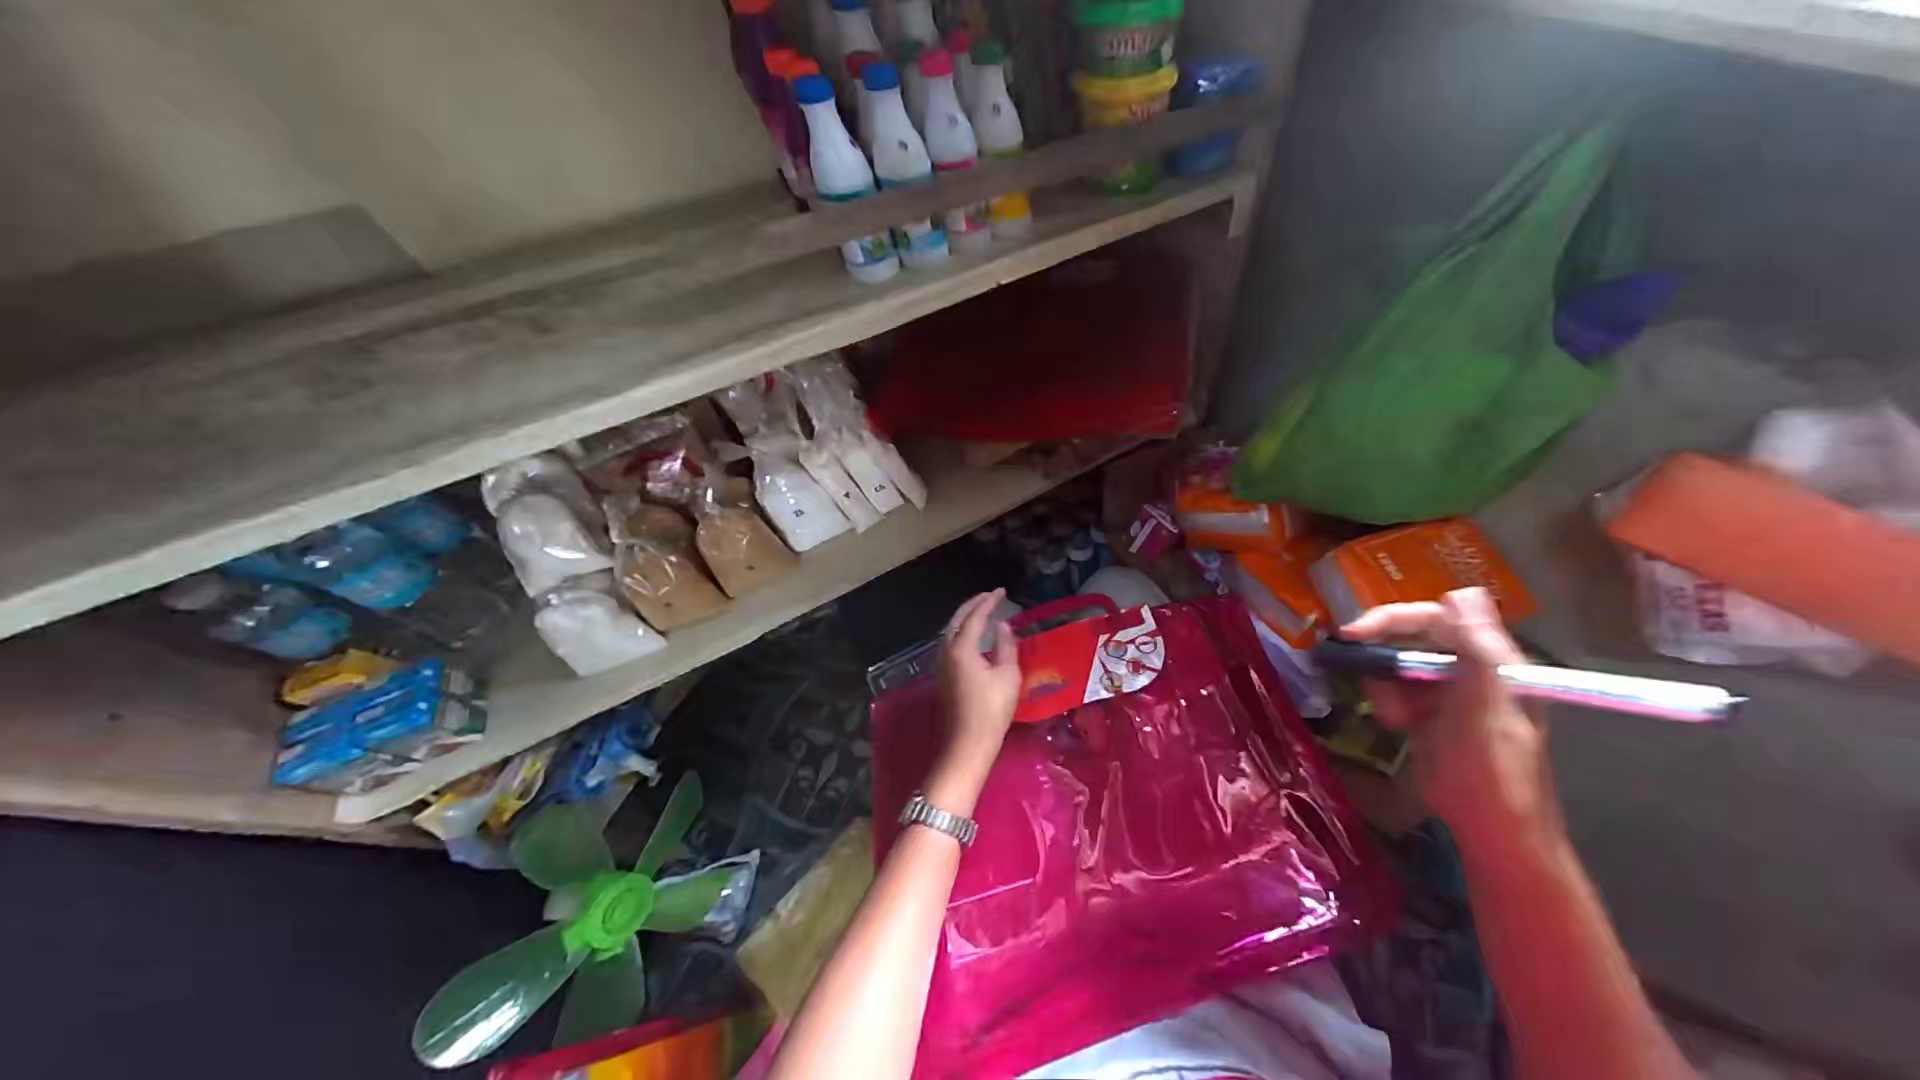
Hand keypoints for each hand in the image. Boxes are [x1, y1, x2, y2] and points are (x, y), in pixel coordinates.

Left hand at [928, 589, 1020, 812]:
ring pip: (950, 632)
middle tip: (989, 597)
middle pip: (956, 620)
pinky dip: (961, 632)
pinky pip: (950, 644)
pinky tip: (973, 638)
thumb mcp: (1008, 676)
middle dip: (972, 605)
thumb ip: (1006, 646)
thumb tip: (1002, 627)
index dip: (989, 602)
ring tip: (982, 612)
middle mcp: (945, 652)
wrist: (967, 744)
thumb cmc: (991, 710)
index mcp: (961, 648)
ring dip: (965, 618)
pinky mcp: (942, 677)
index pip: (975, 616)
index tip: (1001, 591)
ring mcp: (940, 665)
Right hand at [1342, 587, 1562, 853]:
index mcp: (1492, 661)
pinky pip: (1396, 693)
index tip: (1353, 633)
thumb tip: (1461, 592)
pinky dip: (1389, 705)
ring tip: (1395, 719)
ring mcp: (1449, 693)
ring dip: (1386, 687)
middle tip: (1360, 673)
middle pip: (1413, 639)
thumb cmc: (1493, 768)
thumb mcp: (1484, 706)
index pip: (1436, 619)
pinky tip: (1397, 727)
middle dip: (1384, 657)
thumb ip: (1476, 649)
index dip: (1393, 618)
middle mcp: (1470, 670)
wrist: (1492, 829)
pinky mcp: (1430, 716)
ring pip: (1399, 667)